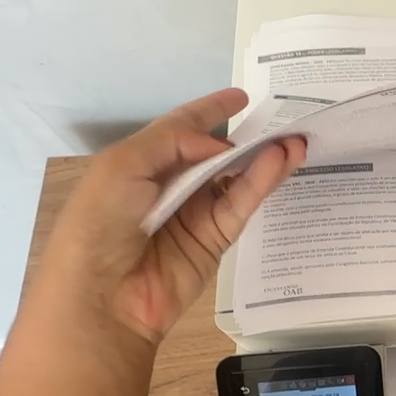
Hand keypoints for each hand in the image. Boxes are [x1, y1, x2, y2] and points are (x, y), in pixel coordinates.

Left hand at [35, 88, 305, 344]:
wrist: (101, 297)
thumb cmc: (99, 223)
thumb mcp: (123, 166)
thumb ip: (174, 142)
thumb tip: (222, 146)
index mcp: (140, 163)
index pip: (181, 129)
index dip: (209, 111)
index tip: (243, 98)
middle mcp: (170, 186)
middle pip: (217, 153)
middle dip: (248, 136)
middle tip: (285, 122)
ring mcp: (196, 214)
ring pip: (237, 178)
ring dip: (265, 158)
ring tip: (296, 141)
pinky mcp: (217, 239)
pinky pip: (242, 203)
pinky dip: (262, 182)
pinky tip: (280, 161)